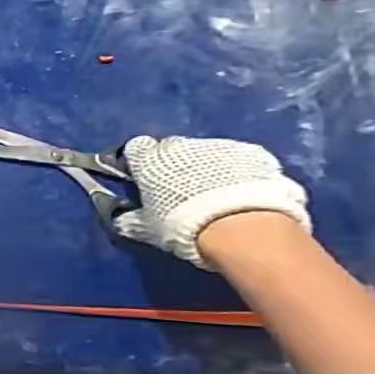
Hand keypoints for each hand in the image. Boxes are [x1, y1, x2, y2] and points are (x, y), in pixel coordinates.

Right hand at [113, 136, 311, 268]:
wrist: (242, 228)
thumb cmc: (182, 225)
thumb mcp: (147, 227)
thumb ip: (130, 217)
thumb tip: (120, 218)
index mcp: (149, 160)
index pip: (136, 148)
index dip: (139, 162)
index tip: (142, 177)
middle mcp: (182, 145)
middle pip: (172, 148)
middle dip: (172, 163)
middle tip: (178, 189)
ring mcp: (220, 146)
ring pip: (205, 152)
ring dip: (205, 166)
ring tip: (214, 192)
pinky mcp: (254, 152)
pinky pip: (238, 157)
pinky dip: (235, 169)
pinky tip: (239, 190)